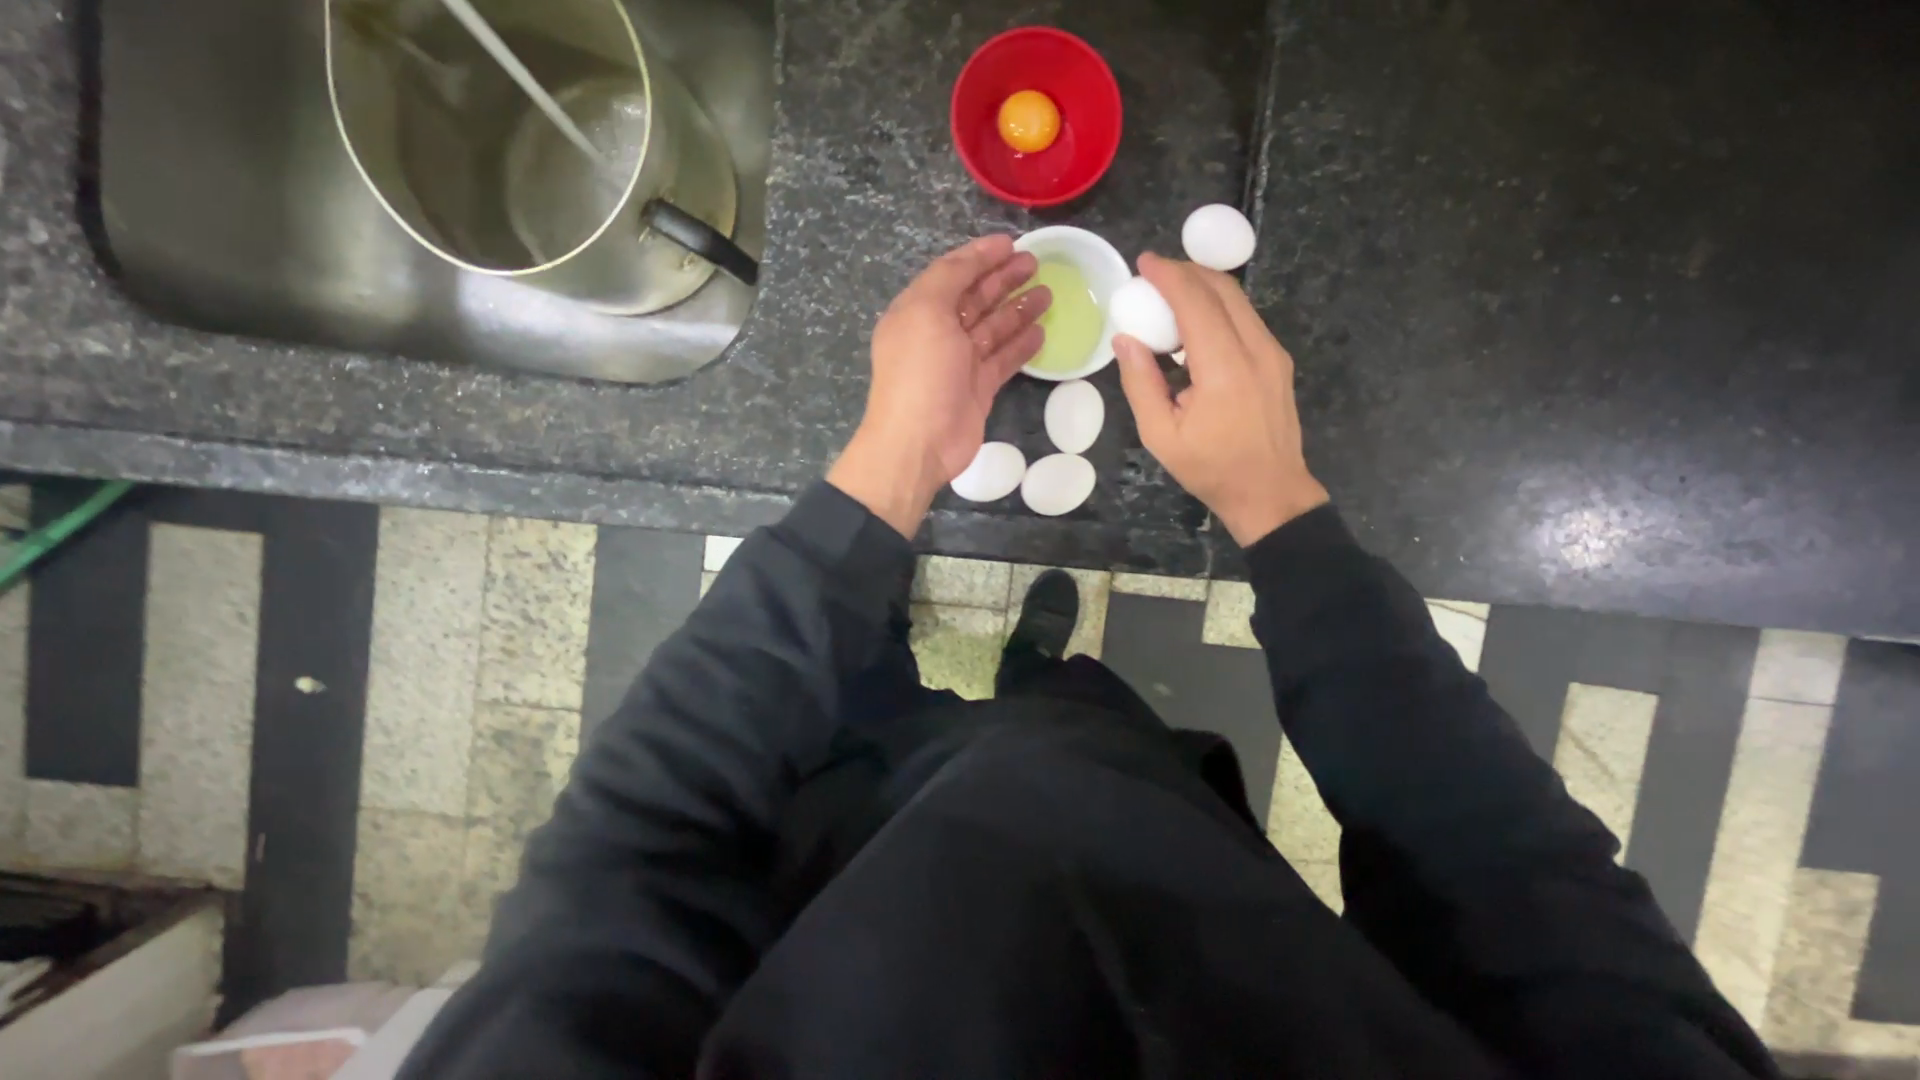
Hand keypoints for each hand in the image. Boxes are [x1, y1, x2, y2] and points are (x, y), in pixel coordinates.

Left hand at [828, 235, 1051, 536]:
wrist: (919, 442)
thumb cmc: (919, 372)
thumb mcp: (926, 311)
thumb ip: (949, 277)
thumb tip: (975, 256)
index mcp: (917, 311)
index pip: (952, 274)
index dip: (980, 256)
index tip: (1012, 243)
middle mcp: (937, 333)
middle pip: (975, 298)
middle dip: (1004, 279)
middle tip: (1036, 263)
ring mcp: (959, 363)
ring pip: (993, 328)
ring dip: (1018, 309)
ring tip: (1048, 293)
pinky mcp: (978, 388)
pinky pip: (1002, 359)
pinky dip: (1020, 345)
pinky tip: (1041, 331)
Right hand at [1115, 252, 1328, 545]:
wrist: (1270, 492)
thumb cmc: (1210, 468)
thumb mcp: (1161, 434)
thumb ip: (1140, 382)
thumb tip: (1125, 339)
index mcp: (1224, 369)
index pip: (1196, 303)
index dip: (1169, 276)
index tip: (1144, 262)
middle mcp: (1256, 350)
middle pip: (1222, 290)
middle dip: (1187, 272)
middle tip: (1154, 273)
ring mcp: (1272, 353)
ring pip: (1238, 300)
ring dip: (1203, 287)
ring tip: (1170, 293)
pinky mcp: (1277, 360)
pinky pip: (1246, 318)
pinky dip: (1218, 307)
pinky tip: (1195, 322)